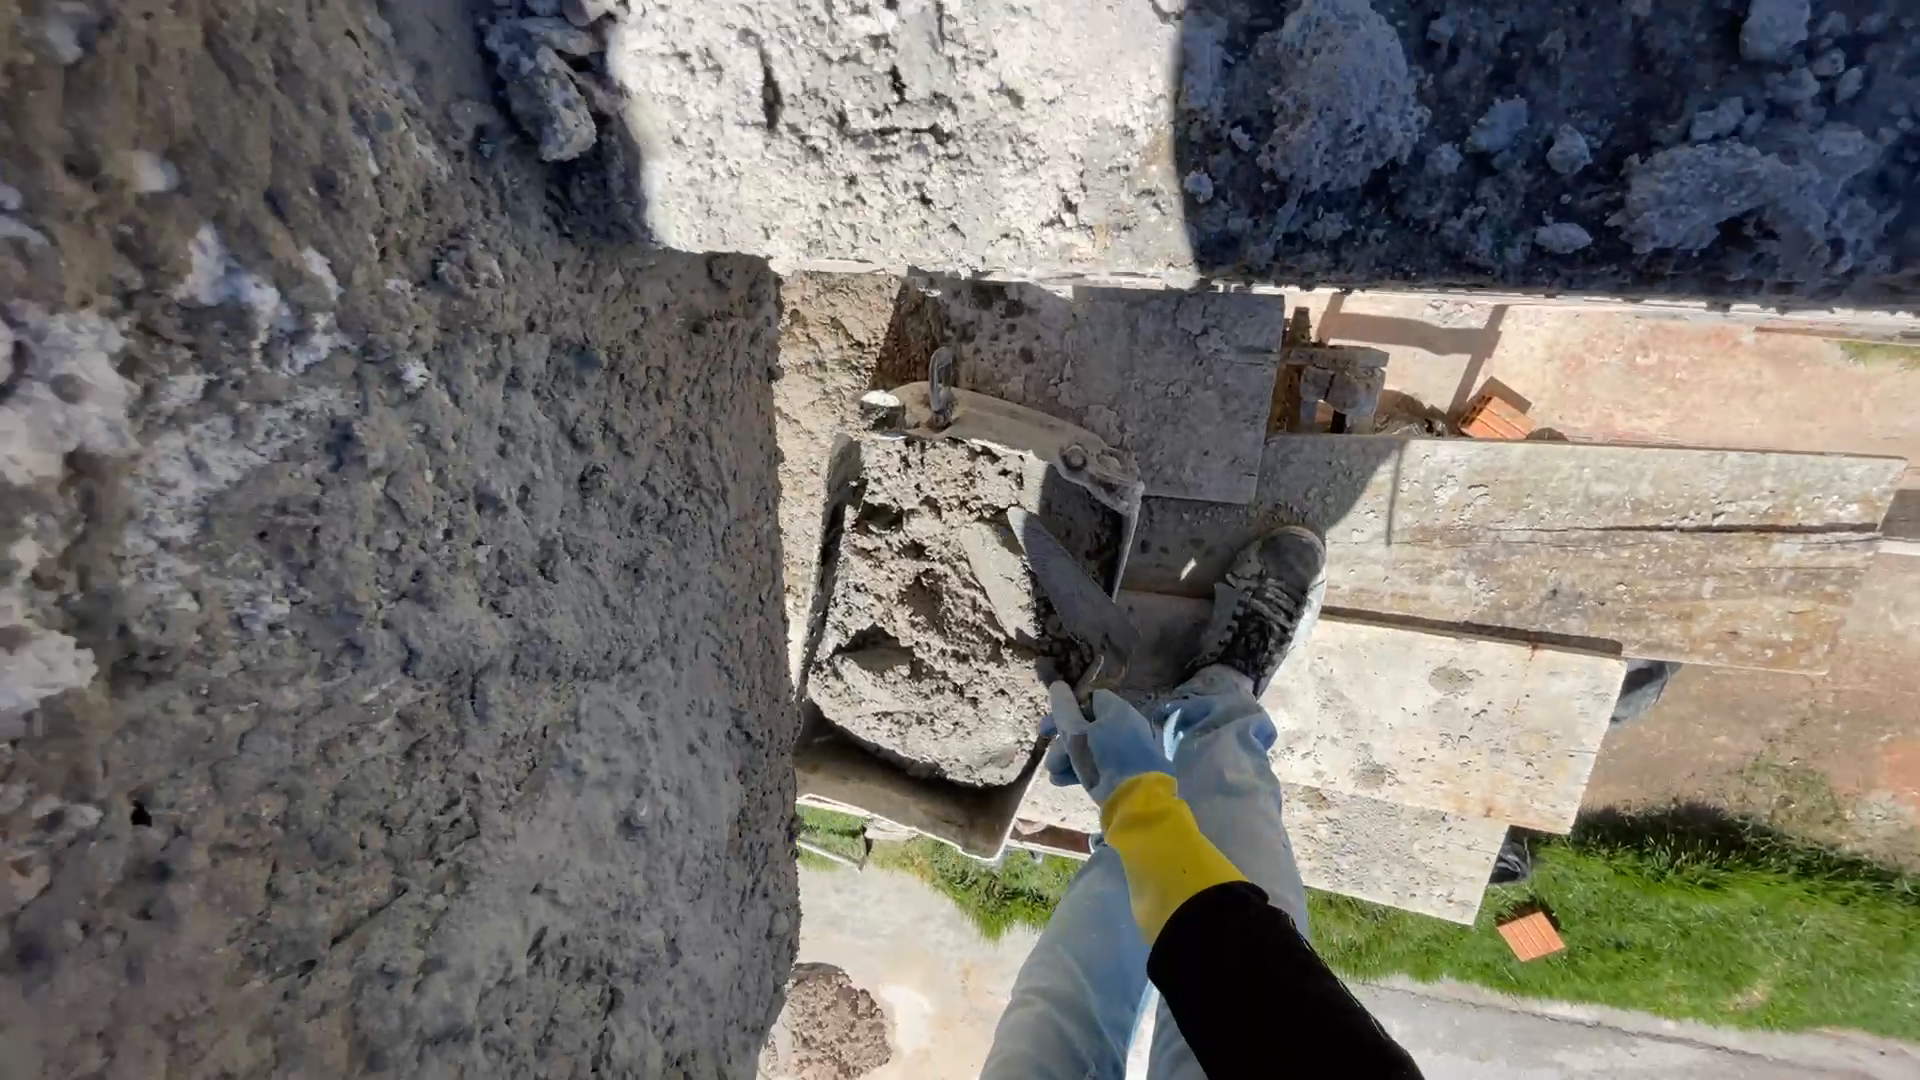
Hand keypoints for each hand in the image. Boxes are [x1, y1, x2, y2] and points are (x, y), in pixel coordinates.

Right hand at [1040, 685, 1171, 806]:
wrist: (1136, 801)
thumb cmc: (1103, 760)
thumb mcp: (1076, 732)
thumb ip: (1063, 707)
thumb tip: (1057, 685)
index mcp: (1117, 710)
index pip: (1089, 699)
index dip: (1067, 709)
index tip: (1050, 725)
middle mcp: (1126, 726)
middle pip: (1087, 725)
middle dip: (1063, 739)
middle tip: (1047, 750)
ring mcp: (1129, 750)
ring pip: (1091, 746)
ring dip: (1067, 757)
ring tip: (1053, 773)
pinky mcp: (1128, 772)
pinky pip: (1101, 763)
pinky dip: (1082, 769)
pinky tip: (1062, 781)